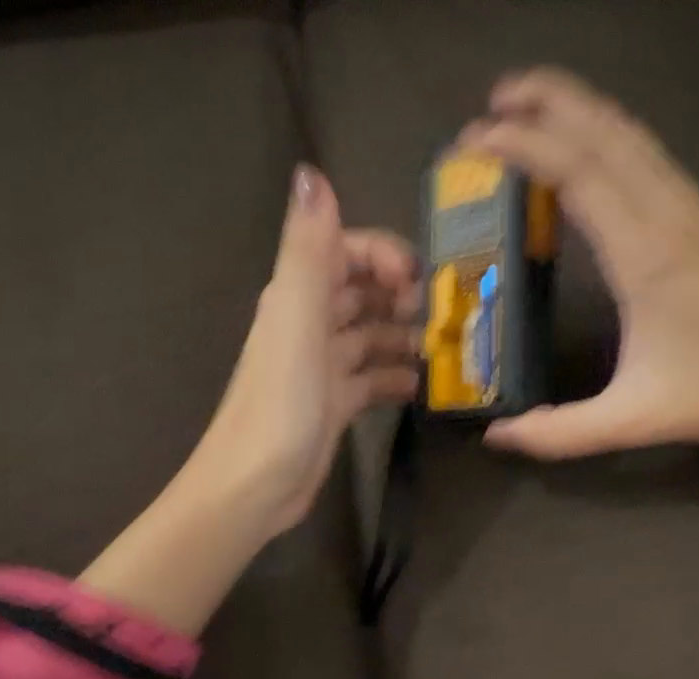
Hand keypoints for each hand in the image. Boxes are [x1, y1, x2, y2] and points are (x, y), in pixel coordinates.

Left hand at [191, 165, 422, 534]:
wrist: (255, 486)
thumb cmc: (279, 403)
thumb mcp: (296, 320)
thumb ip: (308, 250)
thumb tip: (311, 173)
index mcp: (297, 297)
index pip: (345, 251)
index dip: (382, 254)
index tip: (416, 280)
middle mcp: (309, 324)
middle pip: (362, 291)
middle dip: (401, 294)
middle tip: (441, 315)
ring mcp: (322, 367)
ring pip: (371, 335)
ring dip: (405, 335)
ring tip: (443, 349)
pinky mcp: (334, 404)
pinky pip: (372, 378)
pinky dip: (396, 377)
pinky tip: (422, 387)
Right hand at [460, 69, 698, 460]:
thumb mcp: (630, 421)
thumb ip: (559, 432)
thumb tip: (496, 437)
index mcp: (646, 255)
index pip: (578, 173)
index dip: (525, 147)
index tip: (475, 140)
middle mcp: (670, 215)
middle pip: (606, 132)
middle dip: (548, 102)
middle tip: (493, 98)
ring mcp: (693, 210)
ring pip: (633, 135)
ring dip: (580, 109)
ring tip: (531, 103)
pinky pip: (651, 155)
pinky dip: (609, 133)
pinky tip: (591, 143)